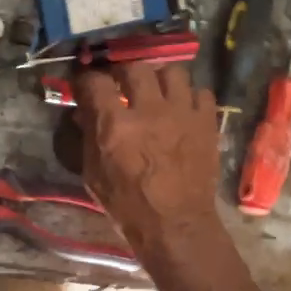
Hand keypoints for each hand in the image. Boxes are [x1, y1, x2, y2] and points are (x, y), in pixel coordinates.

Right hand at [71, 64, 222, 250]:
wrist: (174, 222)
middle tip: (118, 82)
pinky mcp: (207, 121)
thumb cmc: (125, 202)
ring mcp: (183, 113)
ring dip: (158, 77)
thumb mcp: (92, 172)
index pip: (95, 82)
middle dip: (122, 71)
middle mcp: (149, 111)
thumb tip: (84, 112)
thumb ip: (88, 136)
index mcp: (115, 126)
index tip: (83, 83)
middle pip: (135, 67)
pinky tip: (178, 108)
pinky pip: (199, 91)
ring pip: (172, 71)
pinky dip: (186, 95)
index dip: (85, 79)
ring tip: (153, 89)